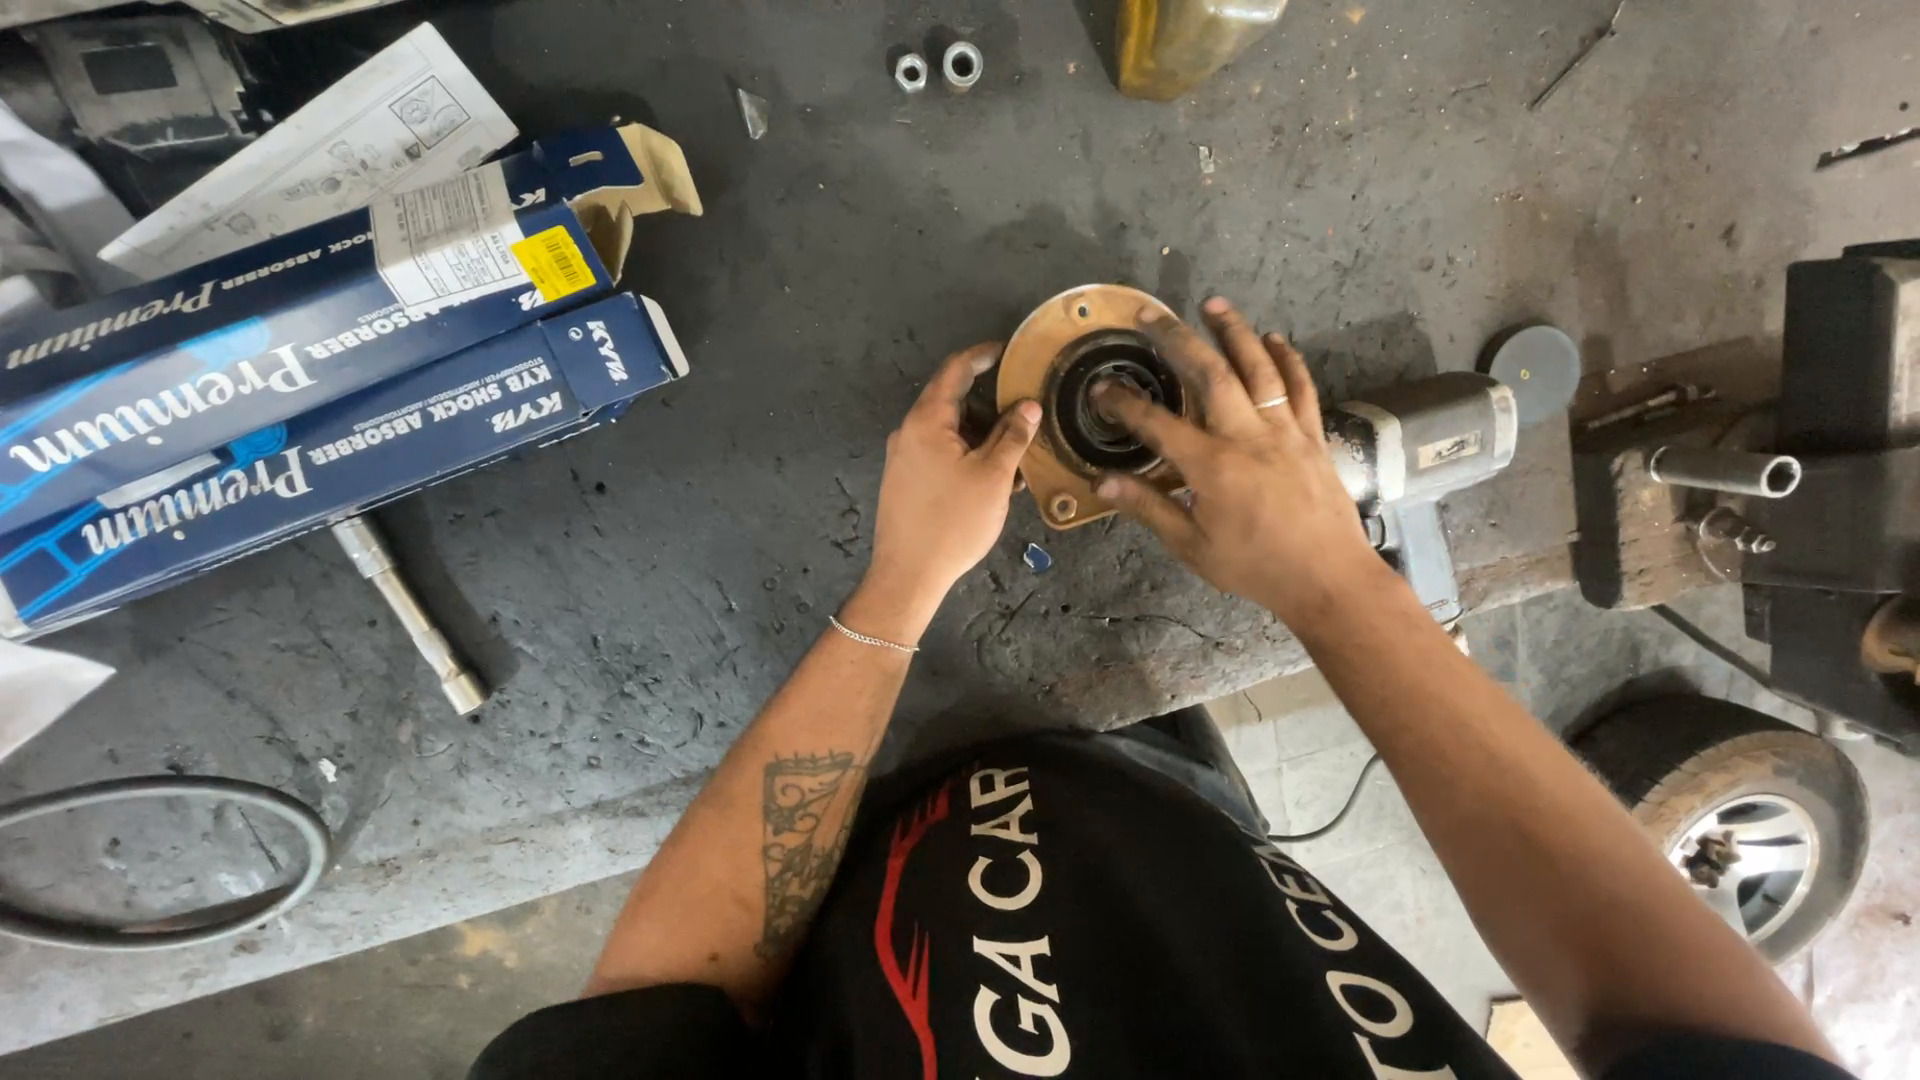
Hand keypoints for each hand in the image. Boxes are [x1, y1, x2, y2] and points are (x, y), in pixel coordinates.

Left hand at [847, 343, 1039, 645]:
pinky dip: (968, 457)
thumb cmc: (952, 522)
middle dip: (991, 408)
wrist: (908, 574)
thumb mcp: (993, 477)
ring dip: (982, 438)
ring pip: (950, 433)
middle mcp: (909, 432)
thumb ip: (1013, 435)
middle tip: (1025, 418)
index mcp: (927, 421)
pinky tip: (993, 480)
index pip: (955, 370)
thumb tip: (1028, 405)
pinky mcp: (905, 482)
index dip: (983, 356)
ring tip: (1016, 458)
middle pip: (954, 403)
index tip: (1008, 350)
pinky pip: (941, 456)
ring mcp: (904, 458)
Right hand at [1093, 296, 1394, 625]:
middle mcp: (1247, 436)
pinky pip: (1301, 387)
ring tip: (1212, 303)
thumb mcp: (1192, 546)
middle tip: (1153, 315)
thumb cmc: (1255, 567)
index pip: (1157, 423)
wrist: (1328, 579)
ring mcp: (1285, 431)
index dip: (1125, 402)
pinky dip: (1288, 358)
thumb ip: (1148, 507)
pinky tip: (1275, 338)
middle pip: (1210, 374)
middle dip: (1178, 340)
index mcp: (1212, 466)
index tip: (1101, 387)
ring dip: (1234, 331)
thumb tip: (1102, 482)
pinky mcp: (1313, 435)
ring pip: (1258, 367)